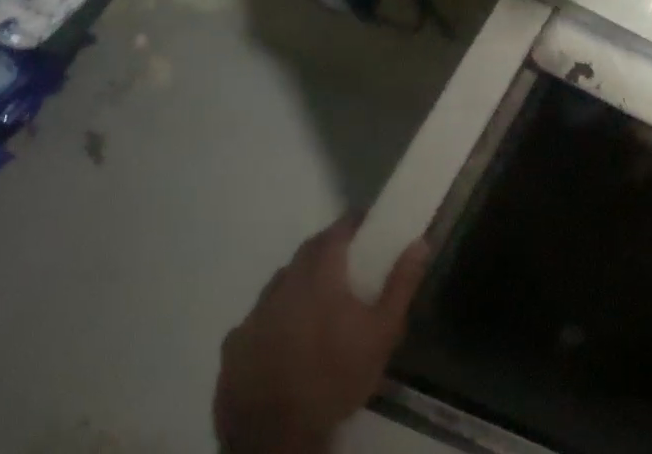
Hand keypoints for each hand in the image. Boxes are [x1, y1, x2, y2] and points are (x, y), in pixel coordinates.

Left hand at [214, 216, 429, 453]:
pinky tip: (286, 335)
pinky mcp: (232, 348)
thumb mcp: (383, 332)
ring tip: (318, 296)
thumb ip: (401, 284)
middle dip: (326, 248)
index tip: (365, 219)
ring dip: (298, 280)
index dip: (349, 223)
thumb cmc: (337, 378)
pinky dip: (275, 314)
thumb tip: (419, 242)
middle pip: (303, 255)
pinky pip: (257, 318)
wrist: (276, 436)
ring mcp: (251, 319)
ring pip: (278, 285)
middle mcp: (280, 290)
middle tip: (348, 255)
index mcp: (318, 281)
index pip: (333, 235)